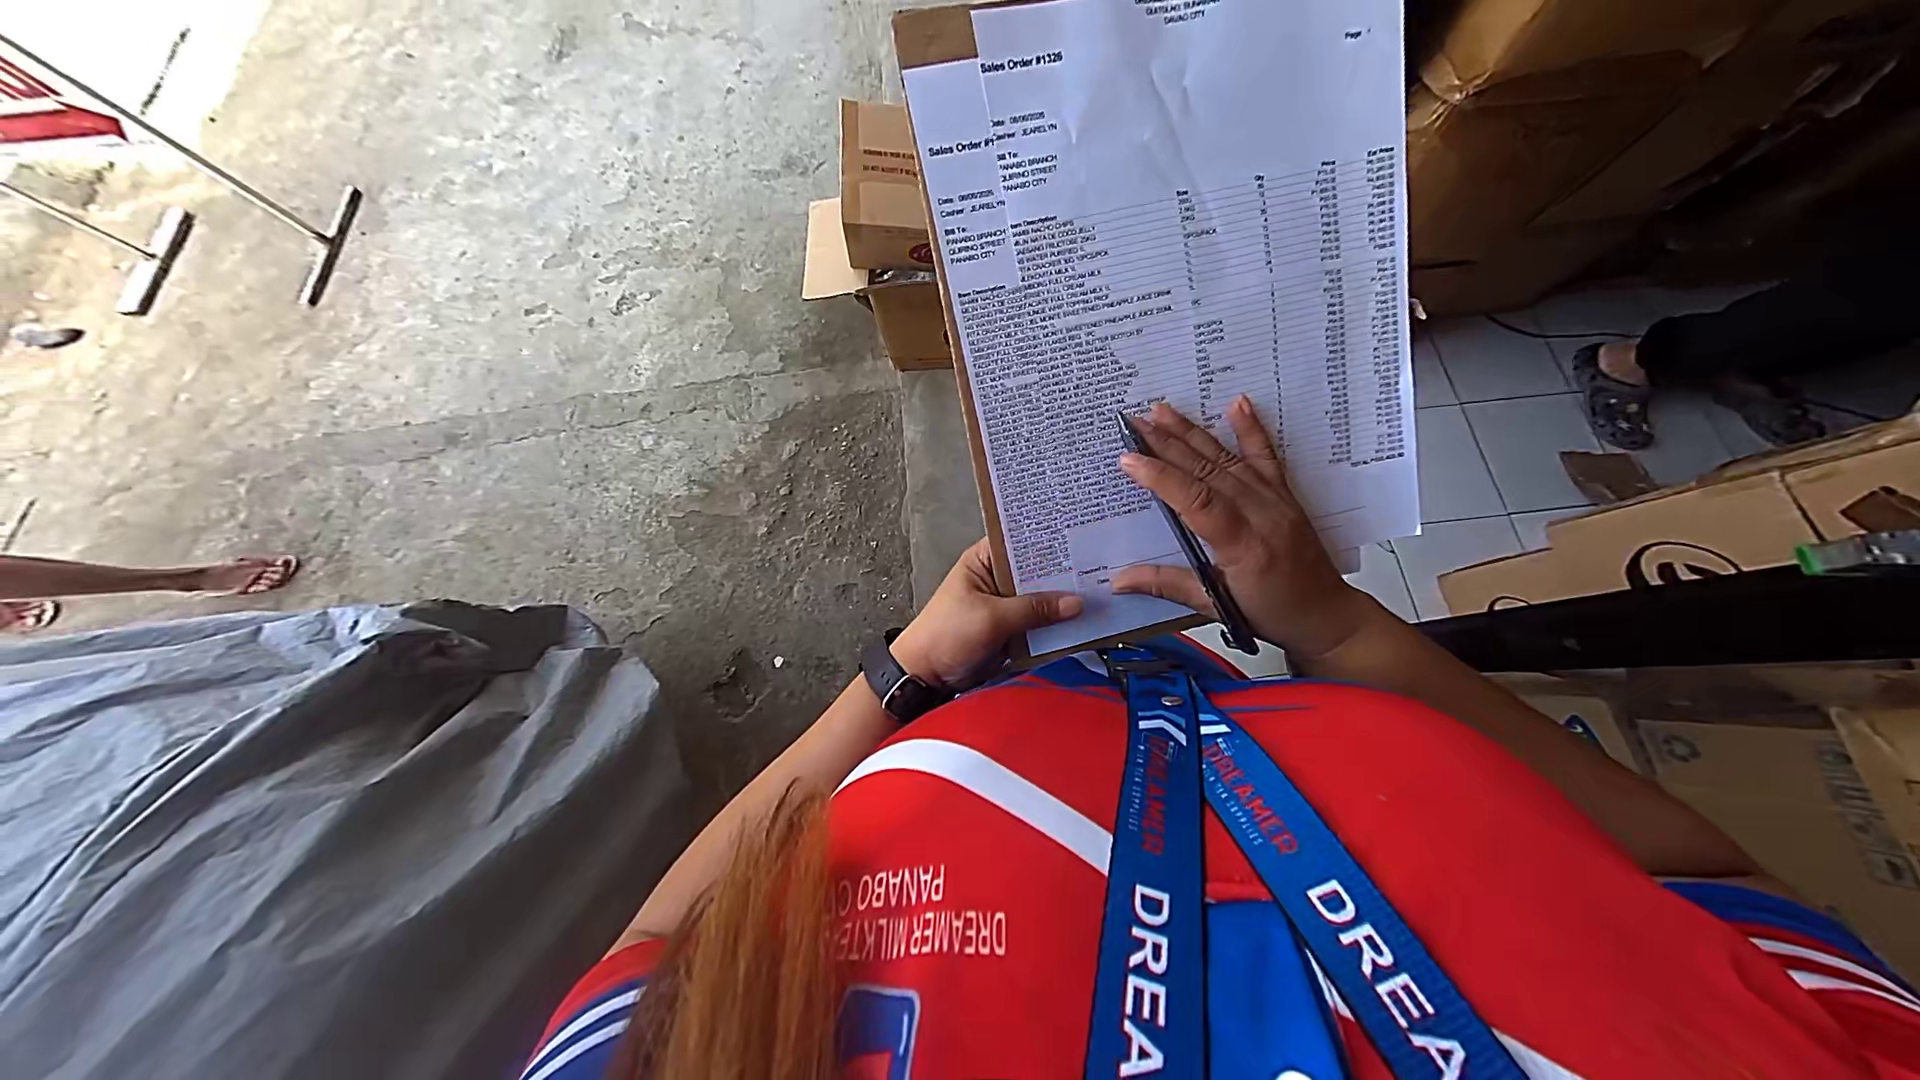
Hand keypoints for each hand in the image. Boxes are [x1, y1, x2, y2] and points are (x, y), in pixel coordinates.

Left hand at [889, 538, 1083, 688]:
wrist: (926, 677)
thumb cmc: (945, 636)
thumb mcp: (991, 617)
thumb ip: (1033, 609)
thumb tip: (1074, 602)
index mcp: (984, 560)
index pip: (1022, 541)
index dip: (1050, 541)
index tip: (1081, 539)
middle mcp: (998, 576)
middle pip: (1037, 571)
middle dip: (1063, 574)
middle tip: (1099, 569)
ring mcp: (1006, 603)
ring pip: (1041, 598)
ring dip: (1063, 601)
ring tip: (1101, 594)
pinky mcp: (1012, 628)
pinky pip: (1039, 622)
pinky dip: (1056, 624)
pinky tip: (1083, 621)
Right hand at [1112, 397, 1382, 660]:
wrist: (1326, 615)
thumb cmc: (1273, 613)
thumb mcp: (1216, 606)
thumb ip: (1168, 585)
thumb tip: (1120, 579)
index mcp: (1243, 545)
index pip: (1197, 501)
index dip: (1161, 477)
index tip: (1130, 459)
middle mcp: (1262, 515)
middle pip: (1208, 470)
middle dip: (1167, 443)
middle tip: (1136, 422)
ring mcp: (1275, 501)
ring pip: (1228, 458)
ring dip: (1193, 432)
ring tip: (1164, 410)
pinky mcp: (1284, 495)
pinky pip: (1266, 456)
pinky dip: (1251, 430)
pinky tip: (1237, 404)